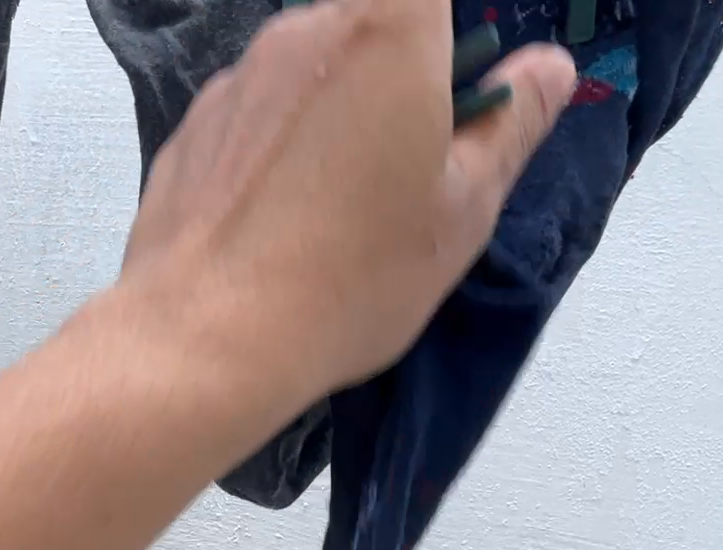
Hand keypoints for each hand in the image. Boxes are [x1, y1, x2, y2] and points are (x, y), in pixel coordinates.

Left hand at [112, 0, 575, 414]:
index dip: (436, 41)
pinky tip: (261, 238)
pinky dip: (261, 170)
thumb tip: (542, 70)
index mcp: (384, 30)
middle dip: (383, 90)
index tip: (437, 99)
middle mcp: (296, 38)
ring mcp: (227, 92)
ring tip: (315, 227)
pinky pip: (241, 137)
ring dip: (318, 134)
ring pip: (295, 90)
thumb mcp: (459, 216)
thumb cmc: (346, 281)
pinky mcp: (180, 145)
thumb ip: (509, 129)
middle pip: (360, 34)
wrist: (203, 344)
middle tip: (387, 181)